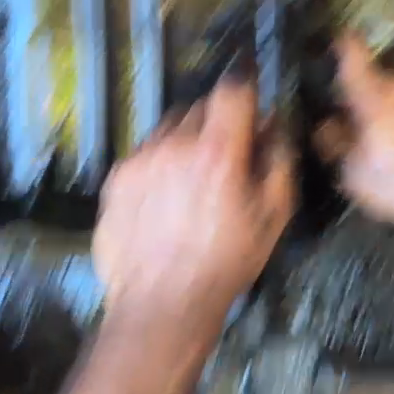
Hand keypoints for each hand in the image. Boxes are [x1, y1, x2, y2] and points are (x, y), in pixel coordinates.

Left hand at [93, 80, 295, 327]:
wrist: (162, 305)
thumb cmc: (226, 262)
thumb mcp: (273, 215)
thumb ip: (278, 159)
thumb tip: (273, 123)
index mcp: (218, 150)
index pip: (232, 89)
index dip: (245, 88)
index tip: (250, 101)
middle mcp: (175, 144)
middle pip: (200, 106)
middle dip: (217, 122)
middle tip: (227, 156)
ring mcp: (140, 159)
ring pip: (169, 127)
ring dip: (186, 139)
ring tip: (193, 180)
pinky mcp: (115, 178)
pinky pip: (144, 152)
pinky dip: (159, 162)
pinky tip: (165, 197)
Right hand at [322, 35, 393, 228]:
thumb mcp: (352, 172)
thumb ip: (333, 143)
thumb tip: (325, 125)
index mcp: (373, 91)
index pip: (352, 51)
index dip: (337, 43)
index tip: (327, 44)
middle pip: (371, 78)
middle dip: (355, 95)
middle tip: (341, 119)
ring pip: (391, 94)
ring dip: (378, 110)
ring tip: (368, 141)